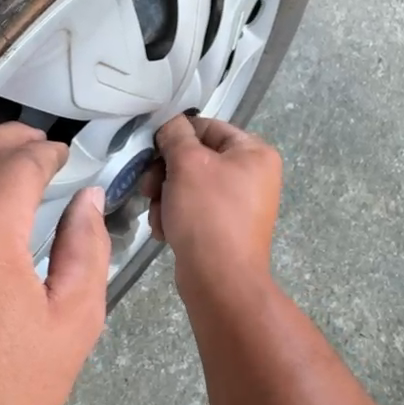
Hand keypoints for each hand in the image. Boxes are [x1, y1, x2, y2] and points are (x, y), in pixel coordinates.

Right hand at [146, 115, 282, 296]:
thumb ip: (175, 135)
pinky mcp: (225, 229)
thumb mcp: (187, 163)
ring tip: (158, 214)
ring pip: (190, 185)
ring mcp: (240, 204)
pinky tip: (166, 231)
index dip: (177, 135)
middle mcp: (253, 175)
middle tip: (148, 187)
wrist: (220, 281)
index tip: (151, 149)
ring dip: (166, 197)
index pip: (208, 127)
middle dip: (166, 173)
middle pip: (197, 158)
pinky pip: (195, 210)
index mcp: (255, 152)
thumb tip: (170, 123)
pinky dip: (176, 217)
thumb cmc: (208, 213)